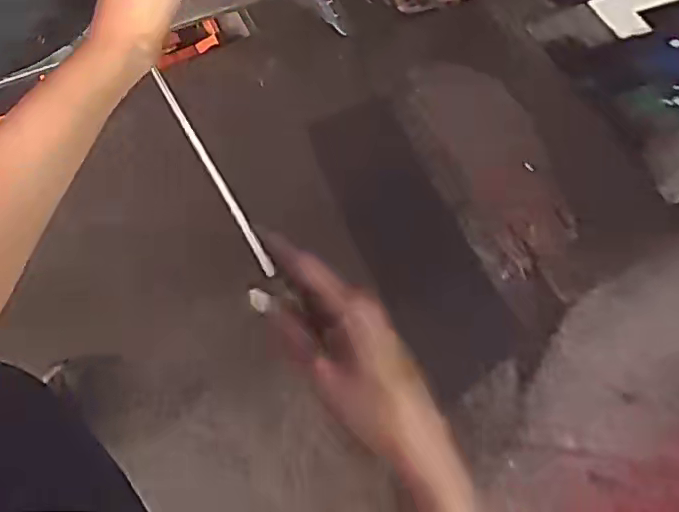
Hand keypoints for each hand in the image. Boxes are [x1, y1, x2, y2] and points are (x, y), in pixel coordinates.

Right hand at [265, 238, 478, 511]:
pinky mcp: (375, 331)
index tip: (260, 236)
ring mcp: (372, 316)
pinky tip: (307, 334)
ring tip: (280, 315)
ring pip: (325, 297)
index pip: (308, 265)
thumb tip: (269, 305)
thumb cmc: (374, 410)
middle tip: (262, 284)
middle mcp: (364, 303)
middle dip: (288, 281)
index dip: (281, 250)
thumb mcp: (322, 374)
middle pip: (316, 280)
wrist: (418, 441)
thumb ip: (292, 335)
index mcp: (351, 305)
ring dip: (301, 302)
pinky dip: (316, 315)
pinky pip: (336, 310)